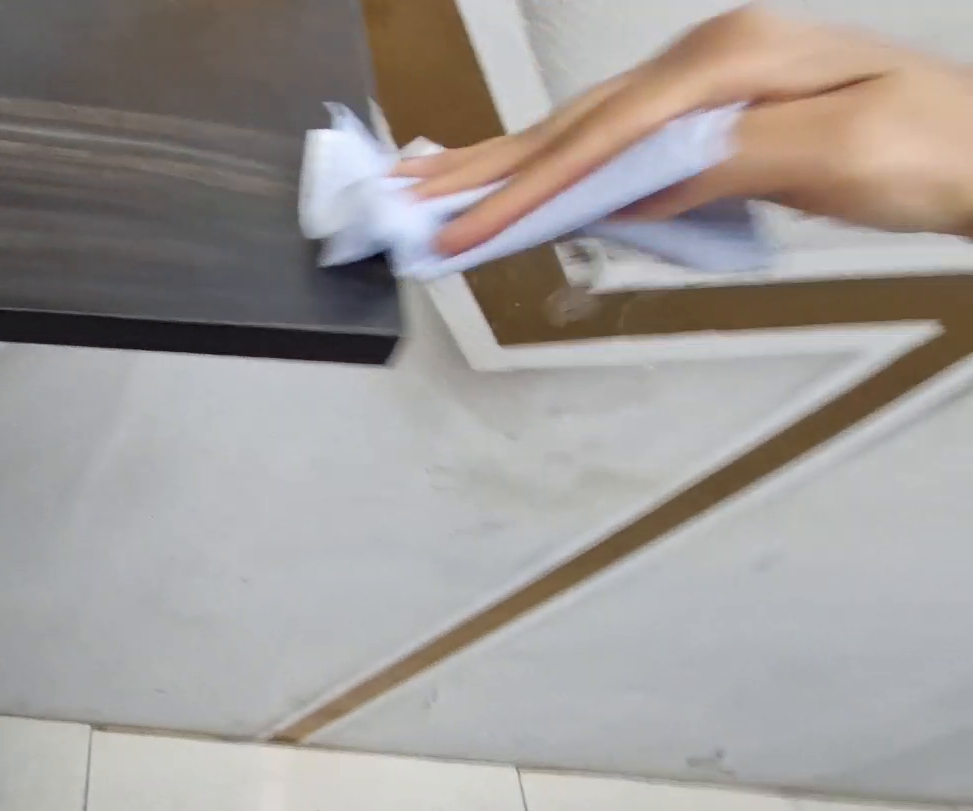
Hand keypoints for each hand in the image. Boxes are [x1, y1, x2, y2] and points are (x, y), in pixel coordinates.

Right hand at [395, 5, 972, 254]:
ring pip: (567, 131)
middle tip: (406, 193)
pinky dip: (535, 164)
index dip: (521, 191)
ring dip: (492, 164)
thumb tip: (627, 186)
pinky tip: (500, 172)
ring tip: (426, 182)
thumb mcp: (829, 150)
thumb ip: (713, 160)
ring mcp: (690, 84)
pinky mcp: (686, 113)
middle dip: (478, 167)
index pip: (597, 138)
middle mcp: (701, 61)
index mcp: (728, 62)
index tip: (463, 234)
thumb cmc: (927, 148)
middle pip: (563, 126)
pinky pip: (592, 141)